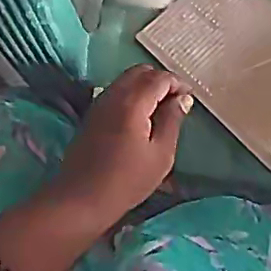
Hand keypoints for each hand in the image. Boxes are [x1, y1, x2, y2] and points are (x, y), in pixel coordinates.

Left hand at [48, 65, 190, 221]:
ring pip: (126, 79)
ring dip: (145, 85)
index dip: (177, 83)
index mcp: (132, 102)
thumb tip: (182, 99)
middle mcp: (114, 94)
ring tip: (160, 109)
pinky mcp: (92, 113)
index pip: (159, 78)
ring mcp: (100, 102)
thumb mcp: (160, 154)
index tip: (189, 97)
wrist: (81, 198)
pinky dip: (132, 93)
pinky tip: (140, 116)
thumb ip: (172, 121)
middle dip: (161, 80)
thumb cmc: (127, 180)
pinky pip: (116, 91)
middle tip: (176, 100)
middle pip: (140, 72)